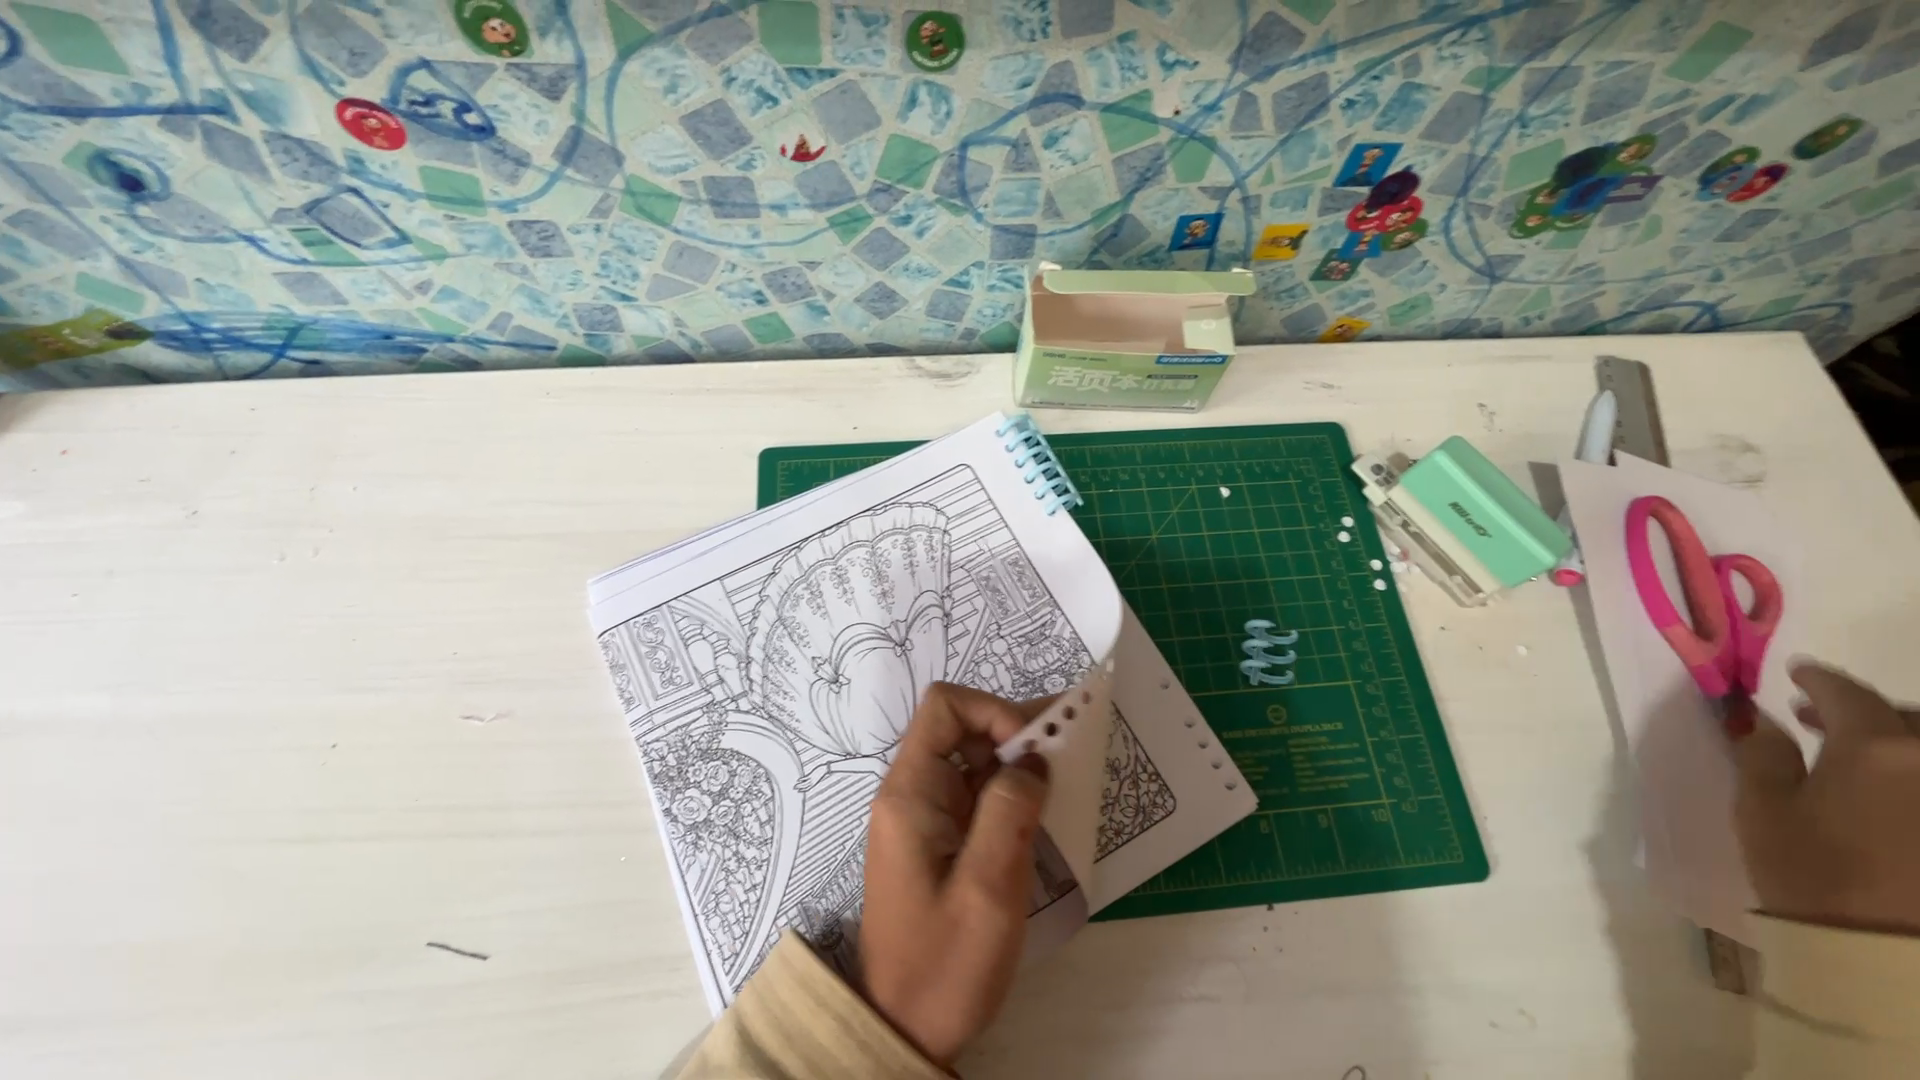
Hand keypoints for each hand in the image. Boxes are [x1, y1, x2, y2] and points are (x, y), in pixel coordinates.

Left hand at [860, 683, 1051, 1067]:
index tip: (1031, 753)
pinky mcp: (941, 843)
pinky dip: (1011, 796)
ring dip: (1018, 767)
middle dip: (1015, 736)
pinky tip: (1046, 812)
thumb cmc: (945, 963)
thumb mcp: (988, 885)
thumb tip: (1032, 759)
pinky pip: (976, 798)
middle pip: (961, 731)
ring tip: (1066, 779)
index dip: (991, 712)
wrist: (907, 1028)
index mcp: (910, 793)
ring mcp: (926, 819)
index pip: (944, 708)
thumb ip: (1010, 810)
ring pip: (973, 764)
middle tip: (1067, 756)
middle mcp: (912, 794)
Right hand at [1735, 661, 1919, 934]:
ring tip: (1864, 758)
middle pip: (1910, 717)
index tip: (1797, 673)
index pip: (1846, 694)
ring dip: (1900, 742)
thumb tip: (1765, 720)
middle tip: (1824, 719)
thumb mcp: (1763, 807)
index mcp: (1878, 747)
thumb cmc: (1811, 871)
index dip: (1817, 680)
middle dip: (1869, 711)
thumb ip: (1764, 753)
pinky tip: (1890, 791)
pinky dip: (1911, 774)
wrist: (1884, 954)